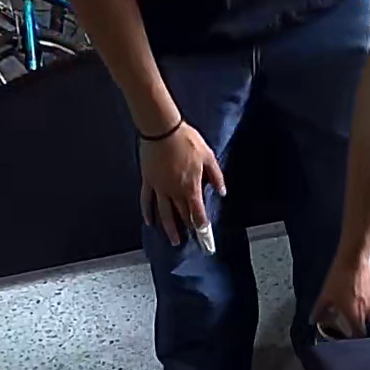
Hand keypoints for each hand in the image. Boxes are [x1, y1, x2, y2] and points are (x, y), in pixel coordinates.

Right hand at [139, 122, 224, 248]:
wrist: (162, 128)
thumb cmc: (186, 140)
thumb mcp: (208, 156)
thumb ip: (216, 176)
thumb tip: (222, 192)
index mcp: (191, 186)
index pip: (198, 213)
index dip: (202, 226)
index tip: (205, 238)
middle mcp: (175, 191)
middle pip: (182, 215)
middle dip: (189, 227)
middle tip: (192, 239)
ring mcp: (160, 188)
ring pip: (164, 213)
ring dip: (170, 229)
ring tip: (174, 241)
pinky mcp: (148, 181)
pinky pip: (146, 200)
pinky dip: (147, 212)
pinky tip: (149, 223)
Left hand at [311, 253, 369, 337]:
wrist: (354, 257)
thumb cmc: (339, 277)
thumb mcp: (325, 295)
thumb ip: (319, 310)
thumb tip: (312, 320)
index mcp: (354, 314)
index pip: (359, 334)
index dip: (355, 337)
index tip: (350, 336)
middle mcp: (367, 310)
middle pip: (365, 324)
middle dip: (358, 324)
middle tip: (350, 319)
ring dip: (362, 311)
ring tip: (353, 304)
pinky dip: (366, 299)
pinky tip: (359, 292)